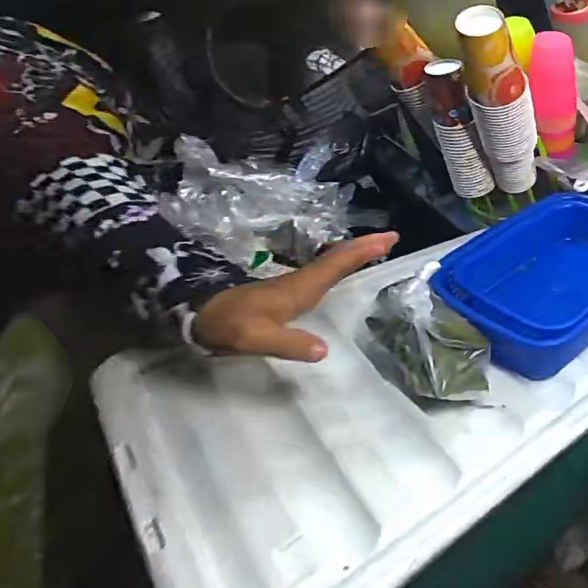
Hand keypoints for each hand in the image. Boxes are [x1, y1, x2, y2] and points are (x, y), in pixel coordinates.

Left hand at [192, 232, 398, 360]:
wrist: (196, 316)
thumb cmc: (229, 324)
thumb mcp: (256, 338)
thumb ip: (288, 343)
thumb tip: (324, 351)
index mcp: (301, 287)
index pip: (337, 264)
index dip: (363, 251)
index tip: (389, 239)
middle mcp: (303, 280)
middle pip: (339, 257)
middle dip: (366, 246)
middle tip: (392, 236)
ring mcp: (296, 283)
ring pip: (333, 261)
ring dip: (356, 252)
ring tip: (378, 246)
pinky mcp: (290, 290)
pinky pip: (324, 270)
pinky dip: (342, 263)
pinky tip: (345, 267)